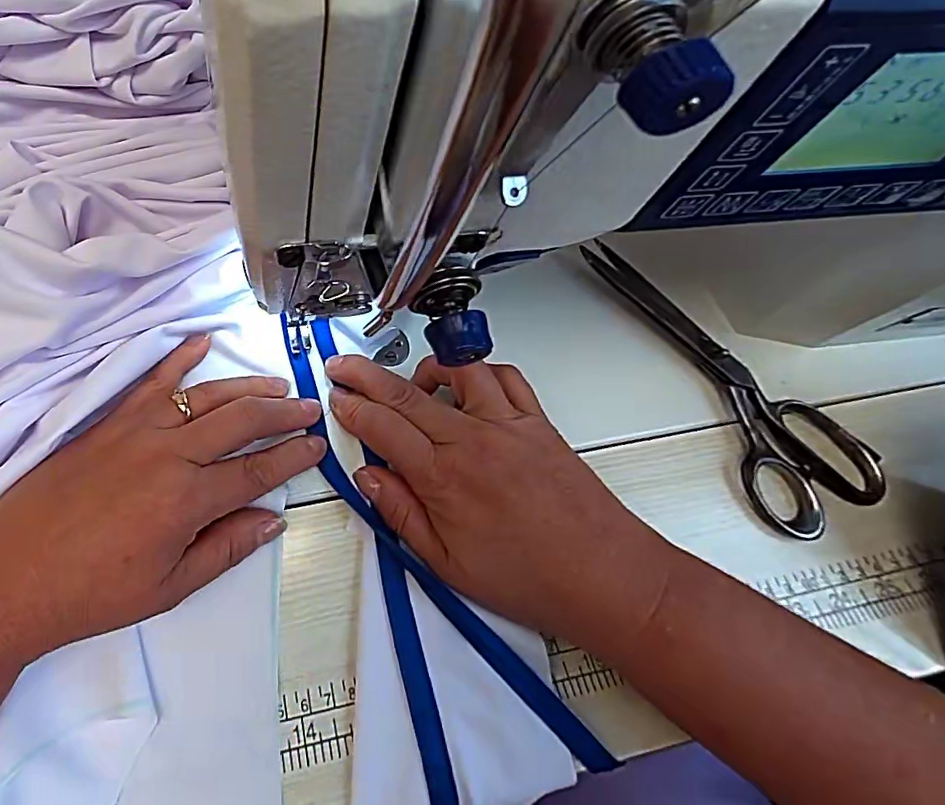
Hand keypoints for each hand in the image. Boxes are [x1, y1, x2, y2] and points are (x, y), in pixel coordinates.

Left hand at [0, 335, 325, 661]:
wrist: (11, 573)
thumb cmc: (91, 592)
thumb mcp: (167, 587)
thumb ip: (224, 548)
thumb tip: (272, 519)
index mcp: (187, 500)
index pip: (257, 469)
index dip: (293, 456)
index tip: (318, 444)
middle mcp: (169, 453)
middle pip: (240, 421)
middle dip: (282, 413)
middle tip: (309, 407)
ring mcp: (136, 429)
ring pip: (206, 395)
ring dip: (246, 387)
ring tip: (276, 385)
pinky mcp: (109, 419)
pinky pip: (151, 379)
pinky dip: (178, 357)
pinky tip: (201, 341)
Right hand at [325, 354, 674, 651]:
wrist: (607, 580)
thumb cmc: (535, 578)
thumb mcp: (447, 563)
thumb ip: (401, 514)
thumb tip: (370, 480)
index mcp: (444, 478)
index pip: (382, 427)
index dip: (351, 408)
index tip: (337, 399)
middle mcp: (473, 443)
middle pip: (405, 392)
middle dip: (364, 373)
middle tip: (344, 365)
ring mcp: (507, 426)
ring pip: (456, 371)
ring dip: (425, 367)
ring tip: (411, 378)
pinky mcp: (537, 423)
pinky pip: (506, 377)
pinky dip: (480, 371)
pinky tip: (469, 383)